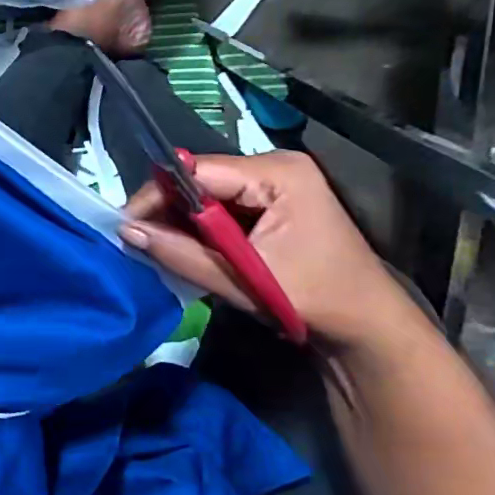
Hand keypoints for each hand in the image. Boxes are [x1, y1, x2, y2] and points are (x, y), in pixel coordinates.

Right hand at [119, 150, 422, 352]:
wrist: (369, 329)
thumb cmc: (317, 300)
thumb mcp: (244, 279)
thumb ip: (183, 254)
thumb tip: (126, 232)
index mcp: (278, 173)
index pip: (197, 171)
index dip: (157, 194)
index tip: (125, 224)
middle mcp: (273, 166)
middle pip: (198, 179)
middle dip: (166, 210)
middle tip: (138, 239)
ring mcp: (272, 182)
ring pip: (204, 193)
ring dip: (180, 221)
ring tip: (156, 246)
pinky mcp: (268, 200)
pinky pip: (218, 205)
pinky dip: (198, 227)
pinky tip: (185, 247)